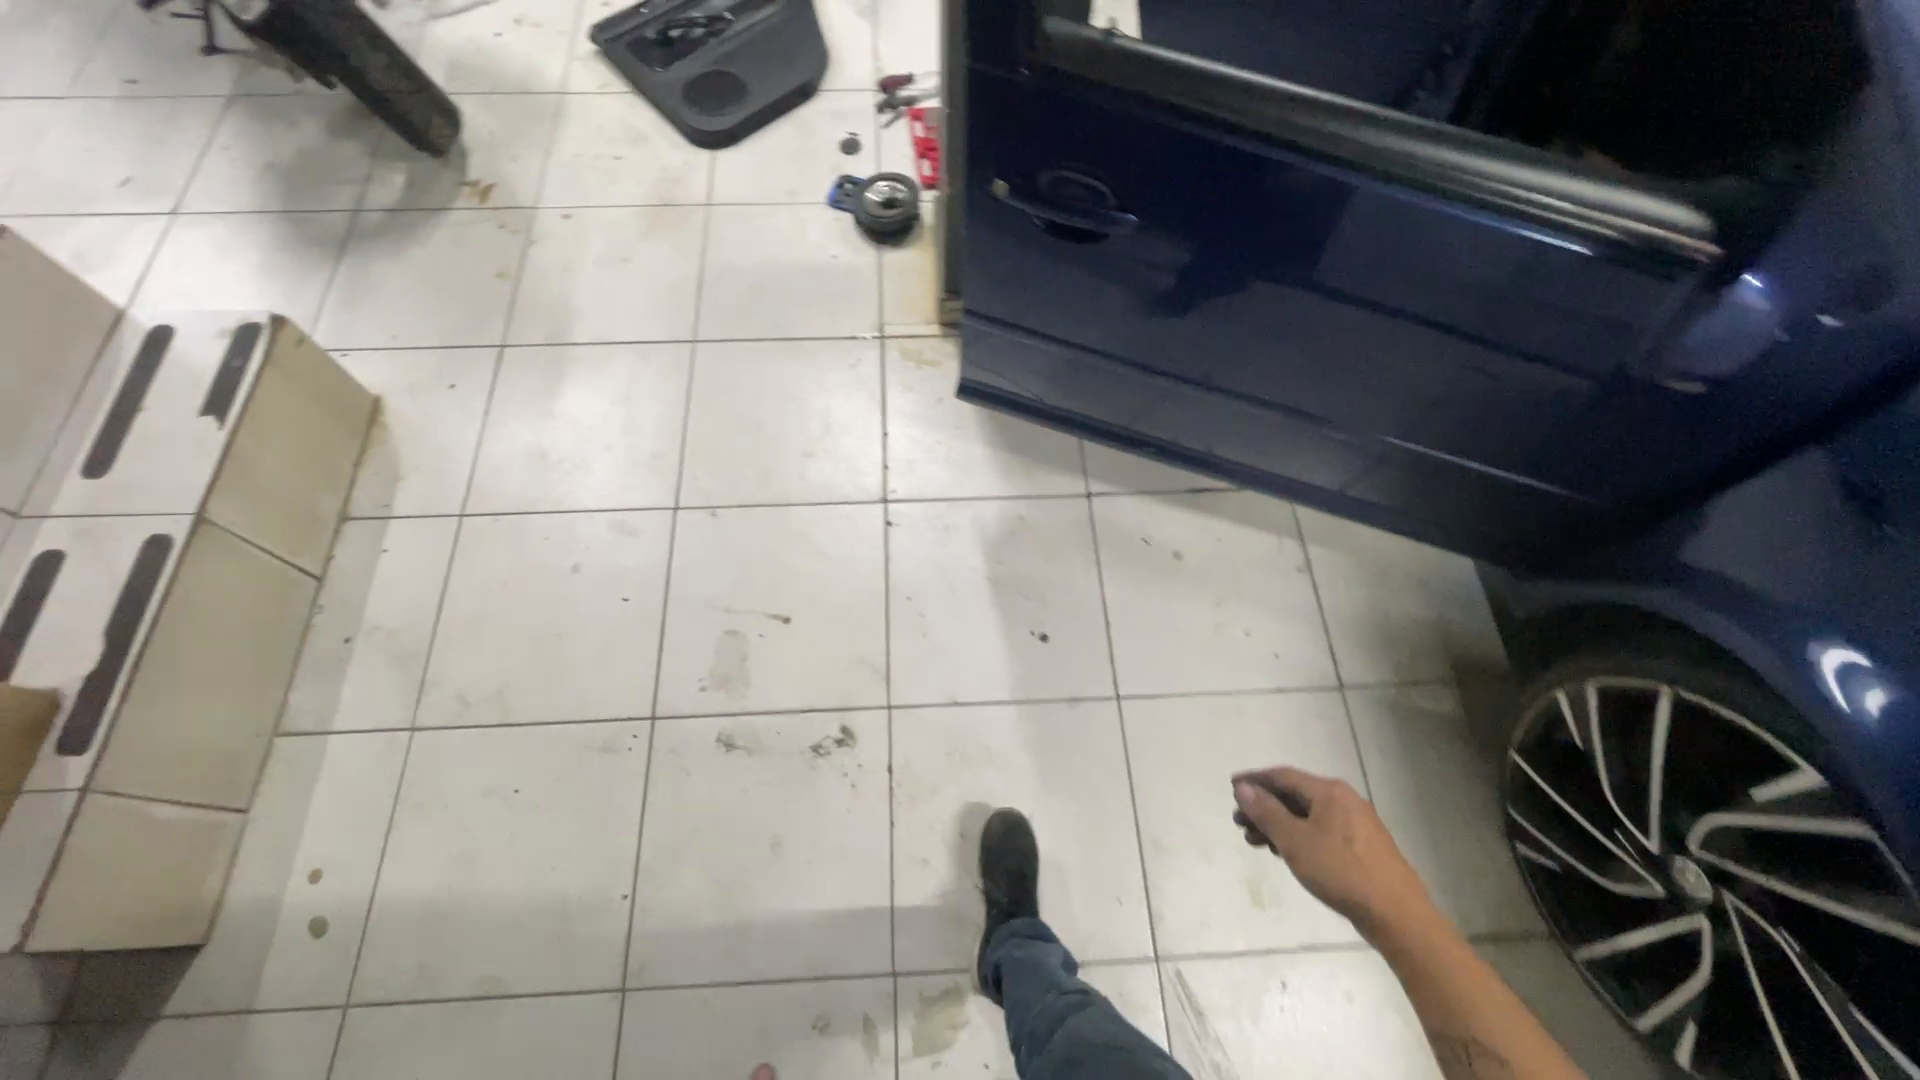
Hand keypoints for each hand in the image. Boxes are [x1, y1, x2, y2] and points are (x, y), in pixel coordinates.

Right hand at [1232, 766, 1432, 938]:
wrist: (1396, 913)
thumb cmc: (1341, 871)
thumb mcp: (1295, 841)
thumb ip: (1266, 812)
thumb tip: (1243, 788)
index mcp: (1329, 792)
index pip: (1282, 775)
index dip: (1254, 780)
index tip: (1231, 786)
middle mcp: (1343, 800)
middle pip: (1294, 795)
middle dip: (1263, 806)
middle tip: (1238, 821)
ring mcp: (1355, 823)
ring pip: (1306, 815)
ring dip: (1278, 824)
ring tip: (1255, 841)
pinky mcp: (1360, 846)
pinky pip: (1319, 830)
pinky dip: (1297, 836)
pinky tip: (1285, 852)